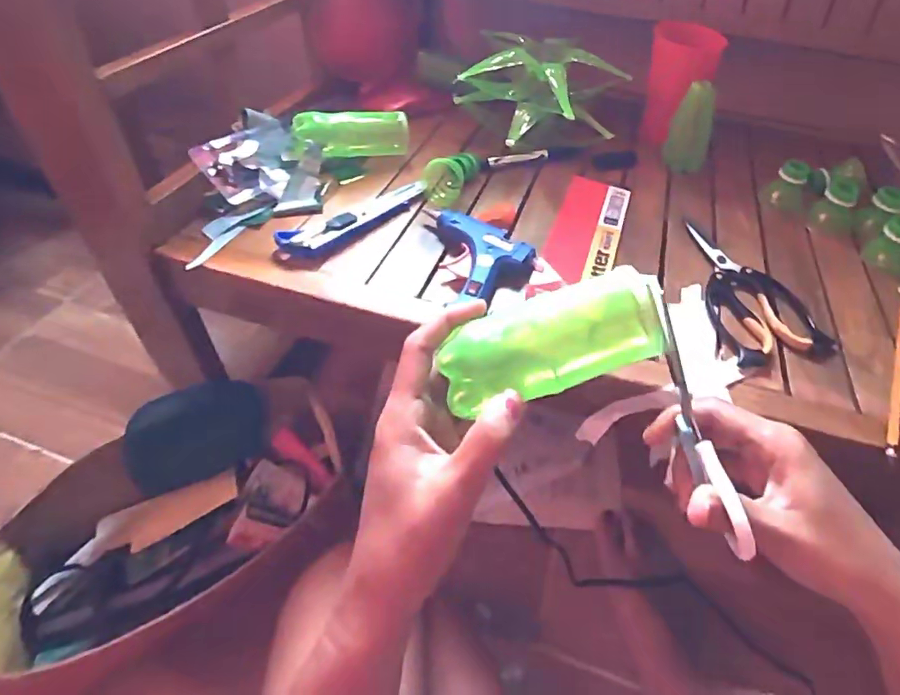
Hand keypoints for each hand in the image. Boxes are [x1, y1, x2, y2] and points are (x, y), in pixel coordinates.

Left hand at [345, 300, 522, 623]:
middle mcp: (404, 418)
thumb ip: (486, 441)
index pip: (418, 350)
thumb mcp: (456, 489)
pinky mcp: (424, 459)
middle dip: (464, 346)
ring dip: (471, 377)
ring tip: (508, 362)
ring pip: (442, 394)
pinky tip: (499, 409)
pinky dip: (472, 408)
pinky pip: (450, 420)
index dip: (445, 323)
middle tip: (504, 334)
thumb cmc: (412, 539)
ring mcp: (413, 439)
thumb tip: (514, 395)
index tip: (480, 309)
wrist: (385, 589)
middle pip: (432, 367)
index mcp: (400, 415)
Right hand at [644, 398, 899, 617]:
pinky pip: (729, 471)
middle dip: (685, 457)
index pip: (712, 411)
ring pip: (717, 451)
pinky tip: (707, 510)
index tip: (650, 442)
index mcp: (773, 440)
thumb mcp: (778, 534)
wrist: (882, 587)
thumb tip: (688, 506)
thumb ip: (729, 514)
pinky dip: (712, 486)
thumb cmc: (833, 552)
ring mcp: (770, 461)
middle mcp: (769, 441)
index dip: (676, 419)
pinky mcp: (770, 480)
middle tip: (678, 496)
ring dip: (696, 474)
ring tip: (690, 508)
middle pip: (710, 430)